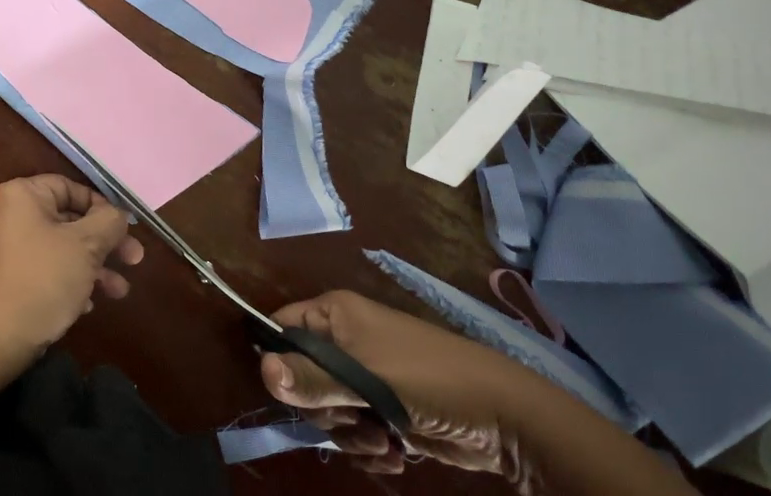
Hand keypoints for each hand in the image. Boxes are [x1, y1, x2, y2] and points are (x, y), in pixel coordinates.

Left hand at [0, 175, 143, 353]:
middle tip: (134, 261)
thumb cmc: (44, 277)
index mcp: (20, 195)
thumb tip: (117, 214)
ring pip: (56, 248)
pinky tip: (87, 305)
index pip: (68, 187)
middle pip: (65, 220)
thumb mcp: (86, 245)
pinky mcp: (1, 277)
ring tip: (118, 292)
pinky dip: (65, 281)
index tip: (125, 229)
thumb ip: (108, 222)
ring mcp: (0, 247)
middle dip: (103, 243)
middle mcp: (5, 214)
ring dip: (91, 266)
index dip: (101, 206)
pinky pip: (40, 269)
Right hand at [258, 290, 549, 479]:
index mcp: (334, 315)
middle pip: (301, 377)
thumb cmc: (431, 381)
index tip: (293, 390)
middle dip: (325, 409)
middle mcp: (345, 341)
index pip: (280, 329)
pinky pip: (355, 430)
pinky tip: (395, 456)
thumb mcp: (367, 379)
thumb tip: (262, 371)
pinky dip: (369, 447)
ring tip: (384, 442)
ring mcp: (366, 377)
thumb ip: (312, 378)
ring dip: (350, 435)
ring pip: (328, 410)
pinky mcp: (386, 409)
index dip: (279, 360)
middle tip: (353, 416)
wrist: (509, 419)